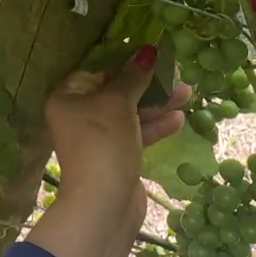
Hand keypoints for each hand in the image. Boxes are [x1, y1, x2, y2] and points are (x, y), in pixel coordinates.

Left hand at [27, 47, 188, 256]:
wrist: (103, 205)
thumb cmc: (103, 143)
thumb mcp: (118, 103)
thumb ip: (134, 77)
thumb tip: (148, 50)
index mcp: (67, 97)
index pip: (97, 70)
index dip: (124, 61)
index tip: (152, 53)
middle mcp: (78, 115)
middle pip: (115, 91)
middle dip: (147, 83)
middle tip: (177, 72)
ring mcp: (97, 138)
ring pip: (129, 113)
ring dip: (156, 103)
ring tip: (188, 92)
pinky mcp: (115, 157)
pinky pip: (135, 134)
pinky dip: (154, 126)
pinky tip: (179, 119)